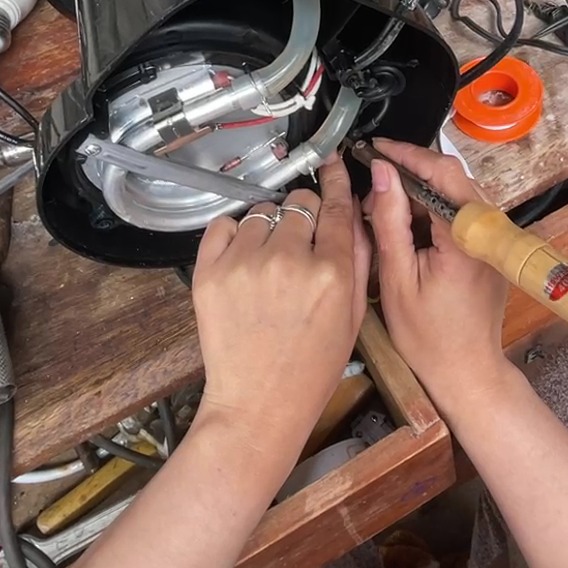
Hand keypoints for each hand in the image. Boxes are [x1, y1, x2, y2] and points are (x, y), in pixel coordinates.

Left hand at [192, 154, 368, 455]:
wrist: (258, 405)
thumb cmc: (312, 368)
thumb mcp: (353, 317)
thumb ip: (358, 259)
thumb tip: (353, 212)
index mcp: (331, 272)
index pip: (336, 205)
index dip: (336, 180)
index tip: (332, 162)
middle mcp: (289, 260)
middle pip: (300, 203)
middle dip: (304, 216)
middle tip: (300, 245)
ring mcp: (245, 264)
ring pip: (263, 212)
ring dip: (270, 227)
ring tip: (269, 262)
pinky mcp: (210, 272)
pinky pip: (224, 224)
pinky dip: (235, 234)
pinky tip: (244, 260)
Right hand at [362, 139, 517, 413]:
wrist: (466, 372)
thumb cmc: (429, 337)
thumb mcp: (397, 278)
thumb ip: (390, 221)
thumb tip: (381, 174)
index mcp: (467, 237)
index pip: (440, 173)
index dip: (405, 154)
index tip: (375, 147)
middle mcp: (488, 230)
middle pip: (452, 176)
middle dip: (411, 167)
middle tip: (374, 169)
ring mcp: (492, 237)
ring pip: (457, 190)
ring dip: (421, 186)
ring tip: (384, 192)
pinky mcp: (488, 246)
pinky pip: (461, 209)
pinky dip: (433, 205)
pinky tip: (406, 215)